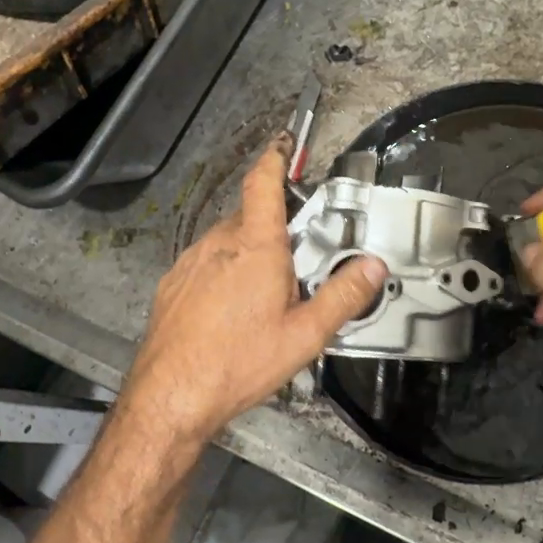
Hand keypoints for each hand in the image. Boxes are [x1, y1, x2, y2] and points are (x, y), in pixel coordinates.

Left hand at [121, 134, 386, 440]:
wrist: (170, 396)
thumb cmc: (235, 365)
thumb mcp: (305, 335)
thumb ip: (343, 296)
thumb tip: (372, 268)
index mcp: (255, 247)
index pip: (263, 184)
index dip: (275, 159)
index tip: (283, 146)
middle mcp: (219, 245)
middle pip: (253, 218)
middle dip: (277, 231)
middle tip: (298, 264)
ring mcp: (191, 263)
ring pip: (229, 243)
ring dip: (251, 256)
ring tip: (266, 299)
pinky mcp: (175, 284)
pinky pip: (208, 264)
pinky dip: (225, 274)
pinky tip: (234, 313)